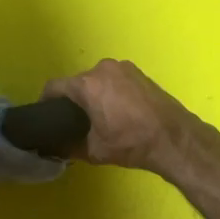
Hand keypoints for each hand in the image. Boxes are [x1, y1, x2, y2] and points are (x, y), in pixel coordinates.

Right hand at [42, 59, 196, 171]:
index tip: (46, 117)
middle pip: (76, 83)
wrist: (174, 138)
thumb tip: (55, 149)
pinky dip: (111, 92)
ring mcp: (123, 67)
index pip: (54, 87)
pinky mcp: (139, 73)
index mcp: (87, 84)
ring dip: (93, 95)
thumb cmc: (131, 142)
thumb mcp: (94, 150)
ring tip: (99, 117)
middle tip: (74, 122)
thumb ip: (69, 147)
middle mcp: (102, 68)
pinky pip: (114, 80)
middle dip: (73, 101)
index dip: (45, 102)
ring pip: (96, 80)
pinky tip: (118, 111)